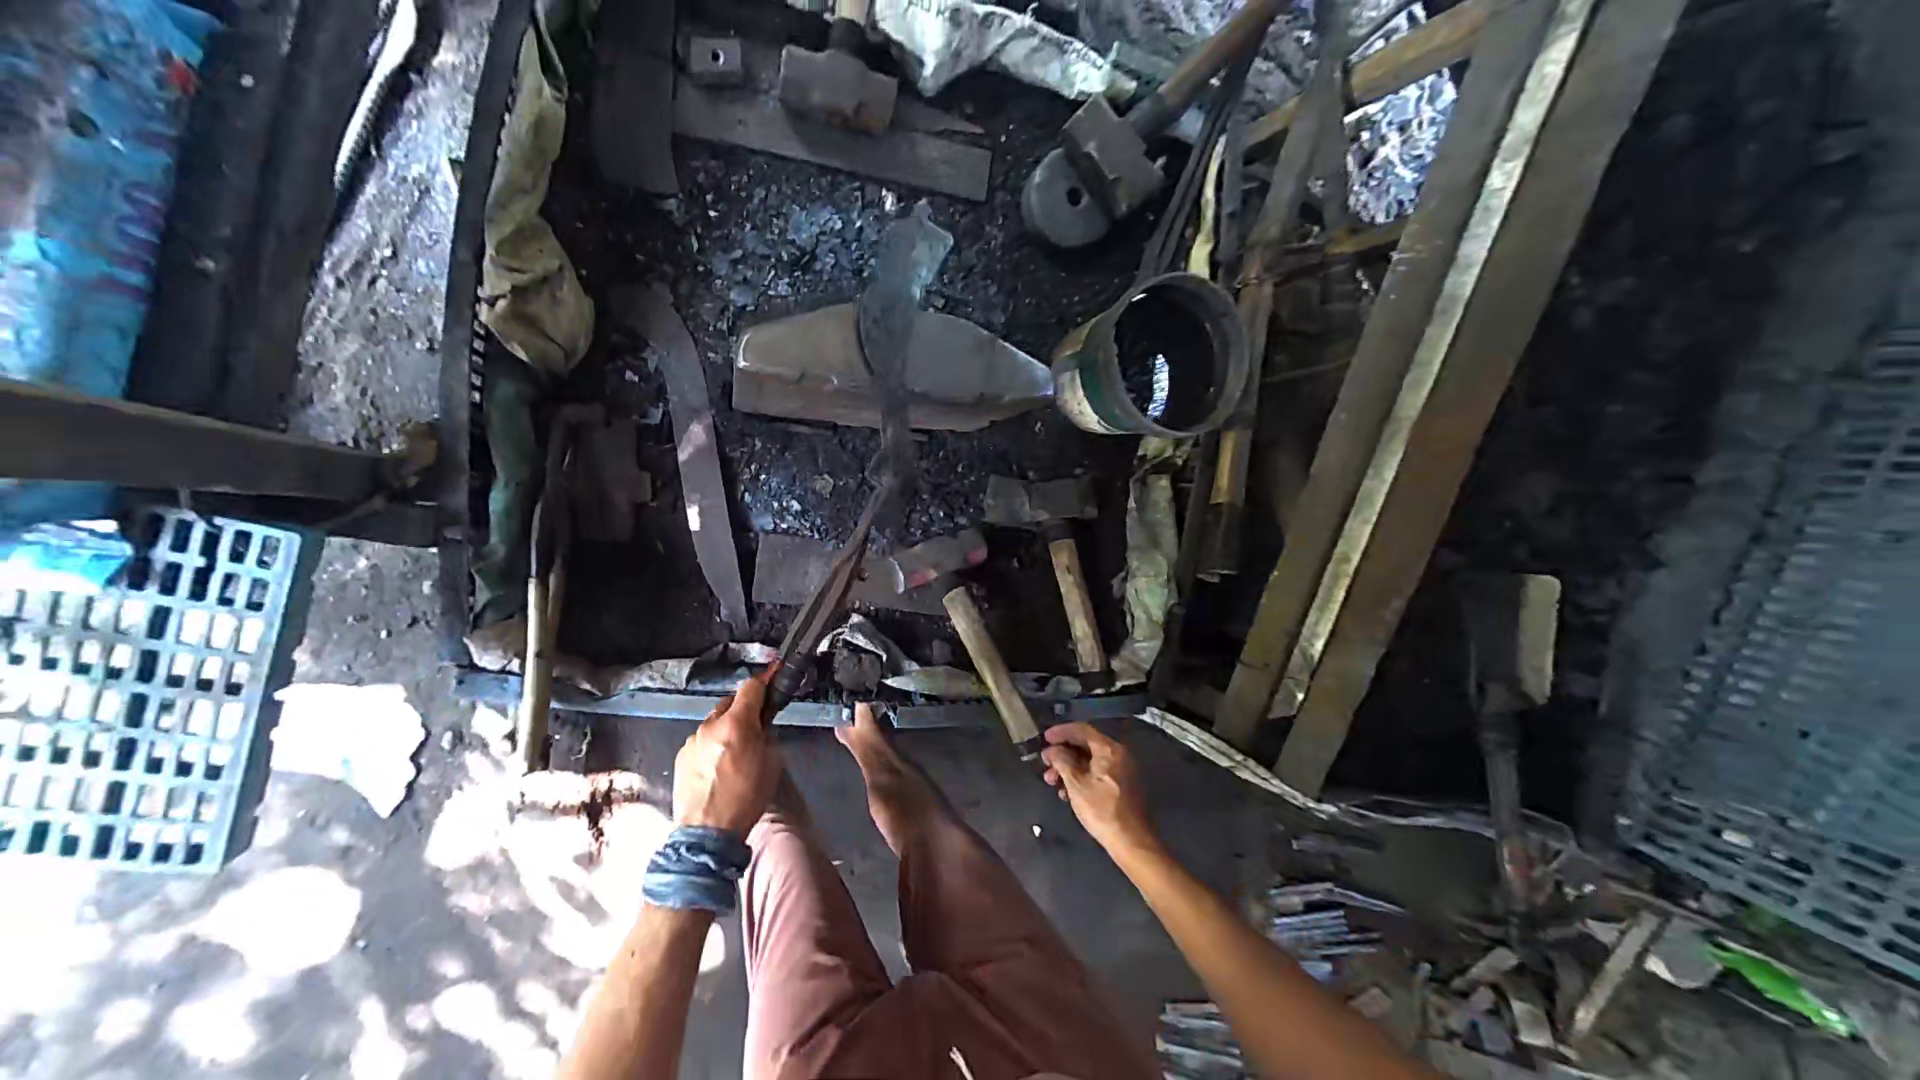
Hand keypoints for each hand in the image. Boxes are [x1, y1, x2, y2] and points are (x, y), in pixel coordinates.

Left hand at [672, 674, 781, 835]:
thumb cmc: (746, 797)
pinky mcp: (680, 756)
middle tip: (755, 726)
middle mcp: (710, 725)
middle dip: (744, 709)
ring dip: (726, 729)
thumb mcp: (772, 763)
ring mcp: (691, 740)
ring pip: (714, 723)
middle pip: (730, 702)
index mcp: (736, 724)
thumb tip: (762, 724)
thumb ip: (767, 735)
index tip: (774, 678)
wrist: (707, 833)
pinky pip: (701, 741)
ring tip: (733, 753)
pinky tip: (716, 767)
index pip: (751, 687)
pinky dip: (711, 745)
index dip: (765, 682)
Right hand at [1040, 722, 1156, 856]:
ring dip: (1069, 767)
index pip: (1082, 730)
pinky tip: (1067, 791)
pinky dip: (1080, 776)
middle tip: (1045, 763)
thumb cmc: (1101, 810)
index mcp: (1109, 750)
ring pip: (1089, 760)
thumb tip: (1053, 750)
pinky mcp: (1121, 785)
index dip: (1061, 732)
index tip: (1044, 738)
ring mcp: (1121, 770)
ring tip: (1052, 782)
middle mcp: (1118, 754)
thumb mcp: (1076, 784)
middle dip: (1062, 753)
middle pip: (1085, 745)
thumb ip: (1062, 761)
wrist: (1130, 840)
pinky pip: (1097, 772)